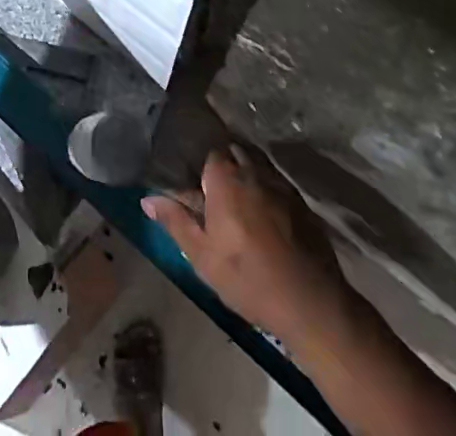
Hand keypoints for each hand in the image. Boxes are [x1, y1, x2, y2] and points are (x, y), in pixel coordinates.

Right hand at [143, 146, 355, 340]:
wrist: (307, 299)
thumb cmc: (246, 278)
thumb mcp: (201, 255)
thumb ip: (176, 221)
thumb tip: (148, 198)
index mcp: (227, 180)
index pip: (211, 157)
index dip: (202, 172)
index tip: (197, 192)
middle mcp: (255, 172)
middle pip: (236, 156)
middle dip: (225, 169)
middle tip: (216, 199)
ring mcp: (282, 184)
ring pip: (258, 168)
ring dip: (247, 178)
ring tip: (240, 207)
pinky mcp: (301, 201)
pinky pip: (277, 184)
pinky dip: (267, 192)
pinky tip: (265, 218)